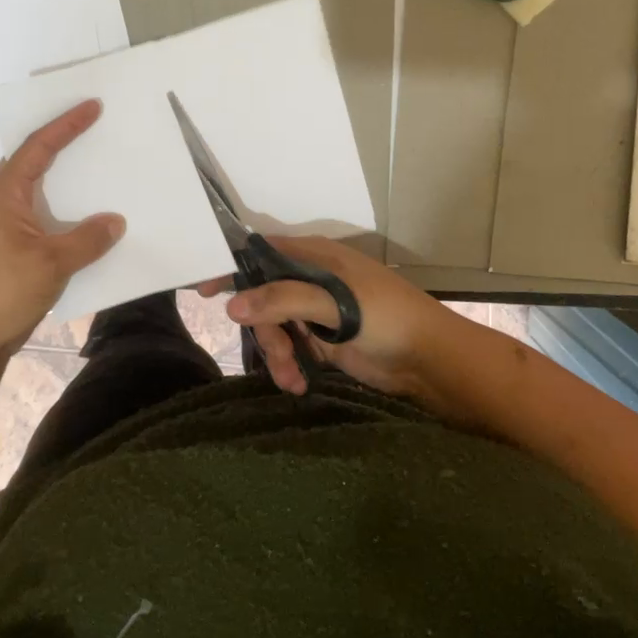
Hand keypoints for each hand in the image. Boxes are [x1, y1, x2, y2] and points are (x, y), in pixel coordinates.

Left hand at [0, 100, 125, 358]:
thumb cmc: (4, 291)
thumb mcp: (52, 263)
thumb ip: (87, 239)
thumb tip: (116, 221)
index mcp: (4, 194)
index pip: (37, 147)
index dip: (66, 125)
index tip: (92, 106)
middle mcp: (0, 203)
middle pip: (32, 161)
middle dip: (62, 144)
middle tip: (94, 129)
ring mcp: (3, 226)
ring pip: (38, 191)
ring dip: (64, 179)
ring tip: (96, 167)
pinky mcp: (9, 248)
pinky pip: (41, 217)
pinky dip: (63, 211)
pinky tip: (86, 218)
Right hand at [202, 237, 471, 417]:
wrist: (432, 362)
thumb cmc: (389, 318)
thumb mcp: (335, 304)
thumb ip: (283, 301)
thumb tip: (232, 306)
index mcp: (316, 256)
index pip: (262, 253)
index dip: (233, 268)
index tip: (205, 290)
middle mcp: (312, 279)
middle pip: (263, 298)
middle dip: (265, 330)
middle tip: (277, 353)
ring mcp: (317, 311)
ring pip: (274, 328)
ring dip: (278, 355)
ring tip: (291, 379)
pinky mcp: (323, 341)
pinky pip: (290, 349)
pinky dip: (289, 367)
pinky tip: (298, 385)